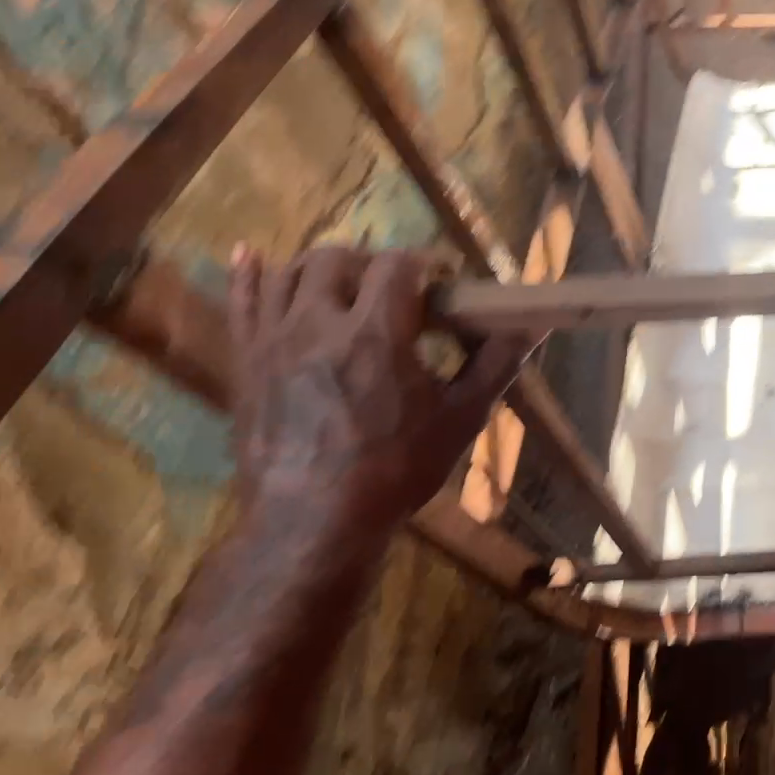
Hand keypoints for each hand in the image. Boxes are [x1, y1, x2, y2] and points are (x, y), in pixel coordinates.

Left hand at [228, 245, 535, 541]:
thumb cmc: (399, 467)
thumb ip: (496, 364)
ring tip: (348, 286)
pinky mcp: (246, 361)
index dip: (424, 262)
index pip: (398, 265)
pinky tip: (252, 255)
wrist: (316, 518)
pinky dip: (249, 273)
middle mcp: (319, 323)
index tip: (443, 280)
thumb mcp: (462, 416)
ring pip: (290, 272)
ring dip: (324, 268)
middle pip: (337, 259)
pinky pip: (240, 301)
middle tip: (398, 289)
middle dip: (373, 263)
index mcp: (378, 334)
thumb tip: (533, 326)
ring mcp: (274, 340)